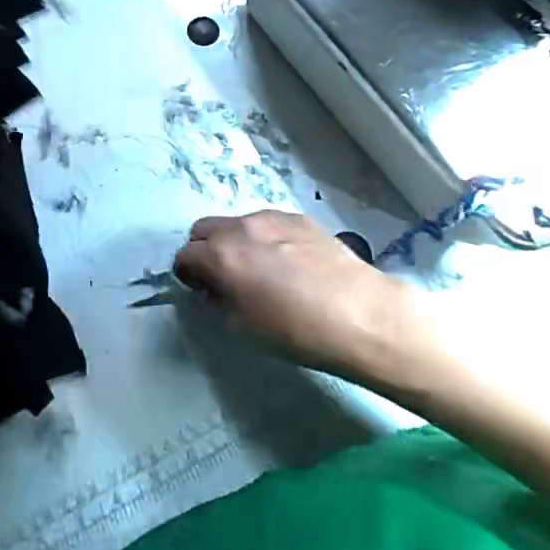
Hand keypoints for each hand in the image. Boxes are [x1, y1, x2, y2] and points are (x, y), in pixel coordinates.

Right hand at [175, 210, 434, 386]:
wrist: (365, 316)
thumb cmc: (298, 332)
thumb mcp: (243, 327)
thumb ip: (219, 300)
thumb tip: (216, 288)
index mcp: (219, 256)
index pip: (184, 255)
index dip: (187, 274)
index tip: (200, 289)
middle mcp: (238, 229)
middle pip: (203, 229)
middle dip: (204, 249)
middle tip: (222, 275)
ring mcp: (270, 218)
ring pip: (236, 223)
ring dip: (235, 241)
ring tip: (260, 268)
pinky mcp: (298, 218)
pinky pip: (267, 223)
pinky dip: (264, 238)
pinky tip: (288, 262)